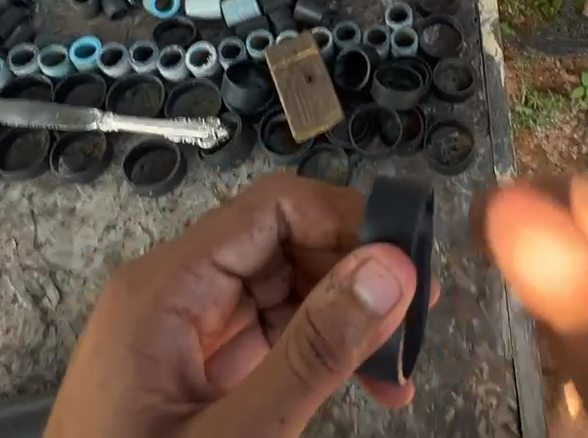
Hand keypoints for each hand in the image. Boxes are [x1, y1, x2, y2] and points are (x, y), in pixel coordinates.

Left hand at [46, 174, 422, 437]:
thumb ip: (313, 352)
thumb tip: (395, 265)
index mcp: (169, 284)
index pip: (275, 206)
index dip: (347, 220)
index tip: (409, 263)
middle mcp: (180, 289)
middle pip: (287, 240)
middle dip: (356, 272)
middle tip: (418, 318)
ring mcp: (192, 329)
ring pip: (290, 284)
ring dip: (349, 315)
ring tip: (401, 364)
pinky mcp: (207, 366)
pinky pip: (278, 332)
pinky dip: (324, 350)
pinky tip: (370, 382)